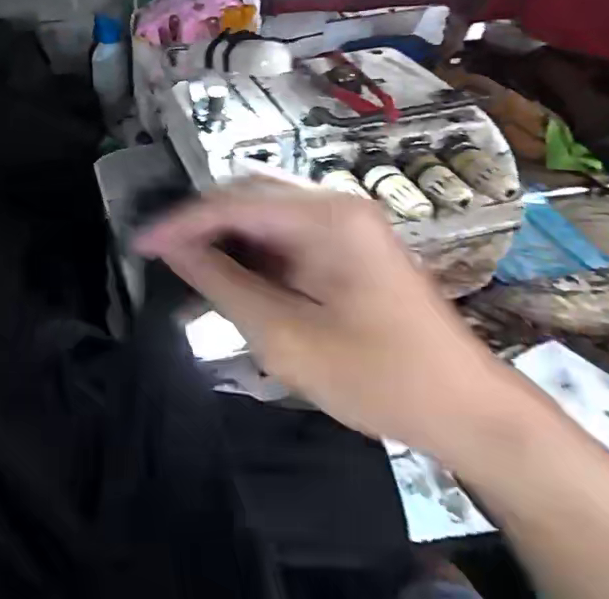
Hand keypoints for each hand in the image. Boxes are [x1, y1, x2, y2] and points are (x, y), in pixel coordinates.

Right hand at [135, 187, 525, 458]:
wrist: (470, 411)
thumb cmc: (378, 377)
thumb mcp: (286, 337)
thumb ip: (222, 283)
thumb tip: (172, 247)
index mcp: (326, 217)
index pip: (232, 202)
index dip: (179, 222)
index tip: (138, 243)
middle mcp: (336, 204)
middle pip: (247, 196)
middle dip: (201, 225)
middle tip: (161, 256)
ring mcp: (346, 222)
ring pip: (264, 213)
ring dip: (225, 238)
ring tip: (190, 267)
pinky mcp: (349, 243)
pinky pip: (285, 233)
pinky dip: (253, 252)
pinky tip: (236, 277)